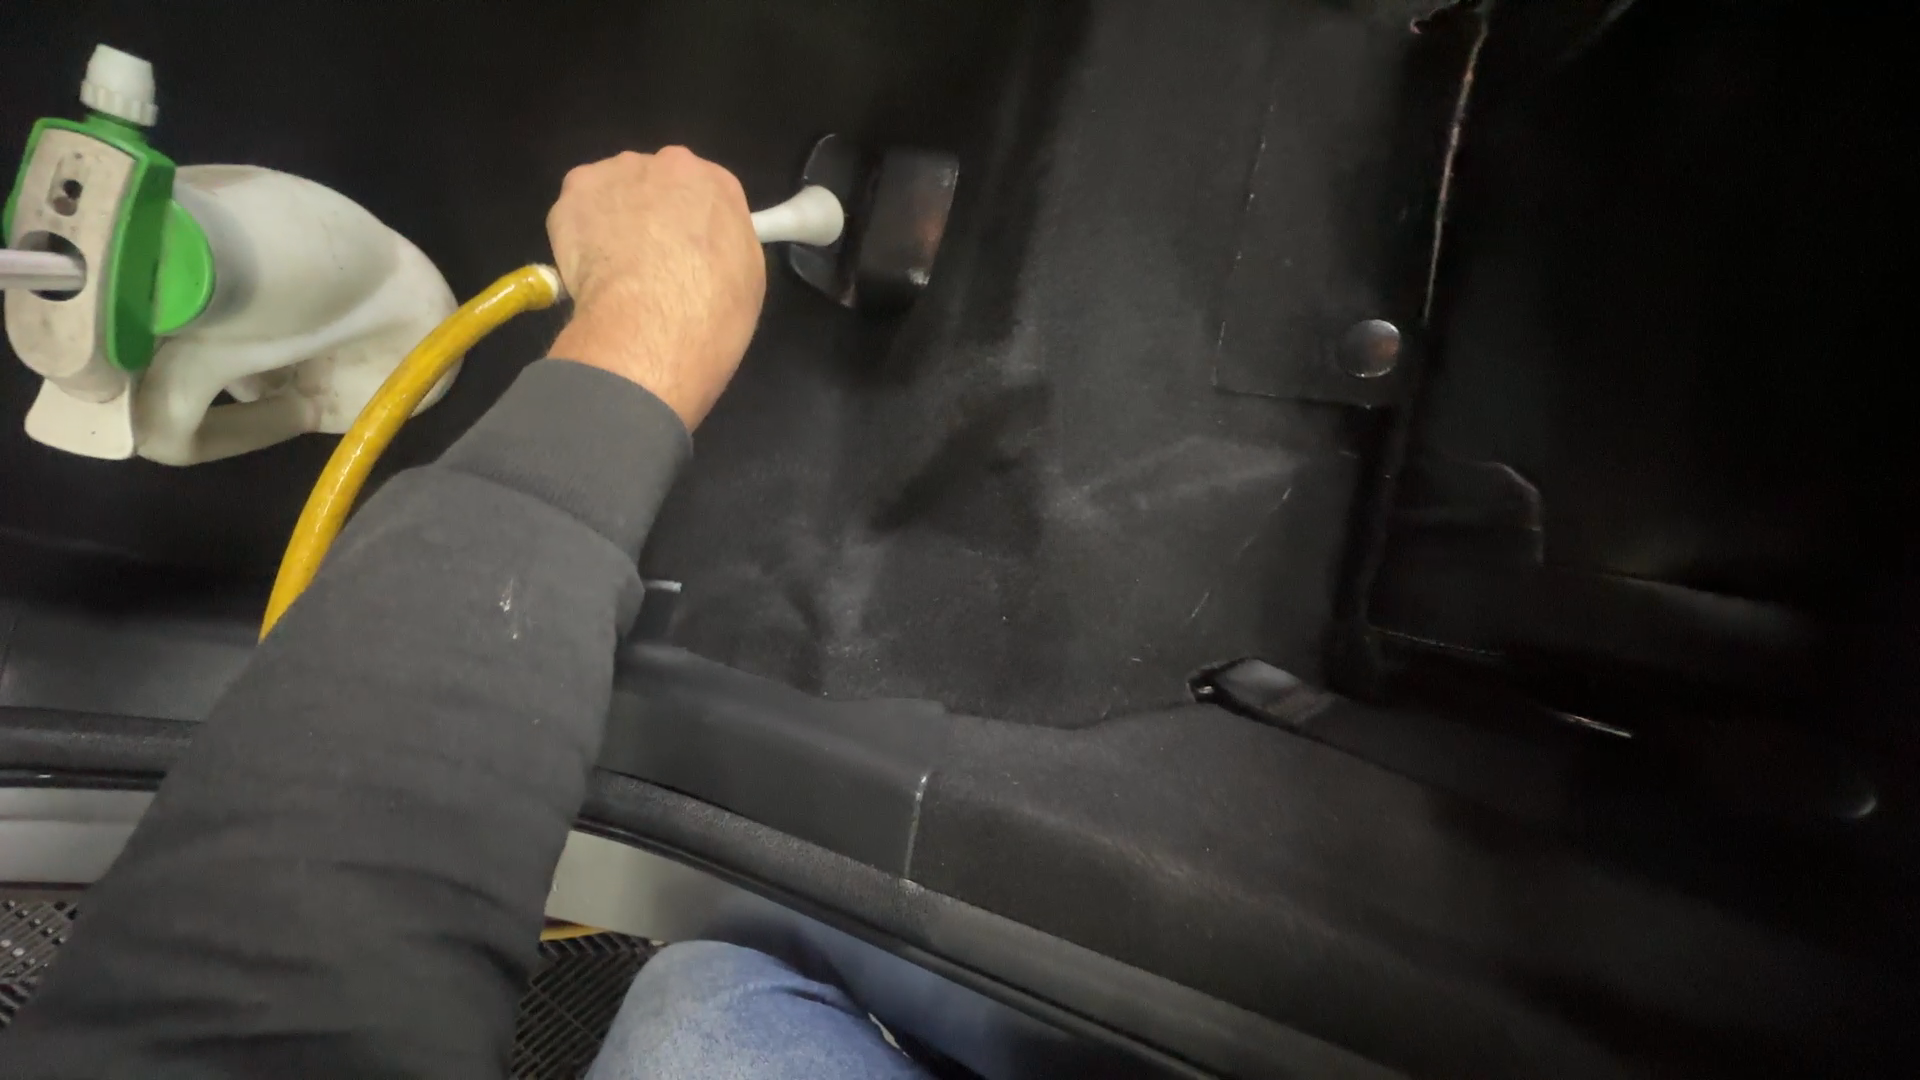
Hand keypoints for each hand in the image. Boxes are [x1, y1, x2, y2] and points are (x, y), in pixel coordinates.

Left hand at [546, 147, 764, 429]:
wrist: (655, 325)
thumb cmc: (716, 309)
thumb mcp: (749, 280)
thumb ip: (727, 247)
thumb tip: (709, 249)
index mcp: (718, 184)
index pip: (709, 194)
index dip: (698, 226)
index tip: (693, 253)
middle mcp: (670, 164)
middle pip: (660, 184)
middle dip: (656, 216)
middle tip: (656, 264)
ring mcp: (617, 173)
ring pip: (616, 192)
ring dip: (617, 221)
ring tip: (620, 273)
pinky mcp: (575, 191)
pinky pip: (579, 211)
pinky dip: (582, 236)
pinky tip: (593, 272)